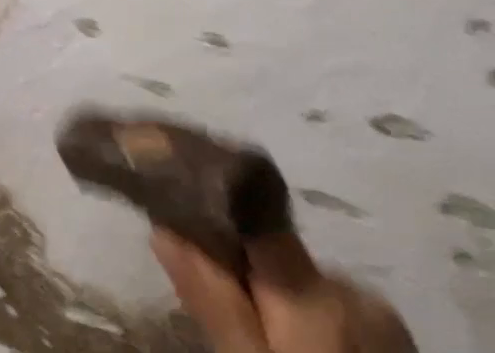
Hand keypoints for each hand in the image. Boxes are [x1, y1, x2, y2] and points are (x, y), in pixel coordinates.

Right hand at [152, 229, 415, 352]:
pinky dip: (301, 316)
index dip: (211, 218)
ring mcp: (382, 316)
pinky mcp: (394, 336)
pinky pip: (329, 304)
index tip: (173, 227)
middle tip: (211, 310)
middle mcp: (354, 291)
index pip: (254, 222)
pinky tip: (292, 346)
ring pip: (298, 281)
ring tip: (254, 337)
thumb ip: (212, 300)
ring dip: (268, 297)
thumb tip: (164, 229)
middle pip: (272, 255)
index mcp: (314, 294)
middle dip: (236, 271)